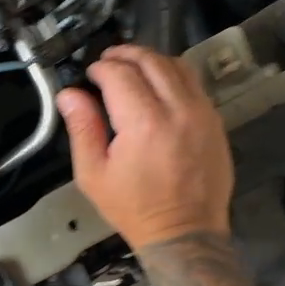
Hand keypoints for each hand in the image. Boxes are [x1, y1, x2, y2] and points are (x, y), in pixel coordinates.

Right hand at [61, 45, 234, 249]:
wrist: (184, 230)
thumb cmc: (133, 207)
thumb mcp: (94, 175)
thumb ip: (82, 129)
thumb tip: (69, 94)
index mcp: (143, 123)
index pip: (120, 74)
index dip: (101, 68)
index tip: (89, 74)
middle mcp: (177, 109)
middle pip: (151, 61)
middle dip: (126, 55)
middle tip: (108, 61)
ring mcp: (202, 112)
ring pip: (177, 65)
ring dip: (151, 60)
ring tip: (133, 67)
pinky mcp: (215, 120)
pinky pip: (194, 83)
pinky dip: (173, 75)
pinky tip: (158, 86)